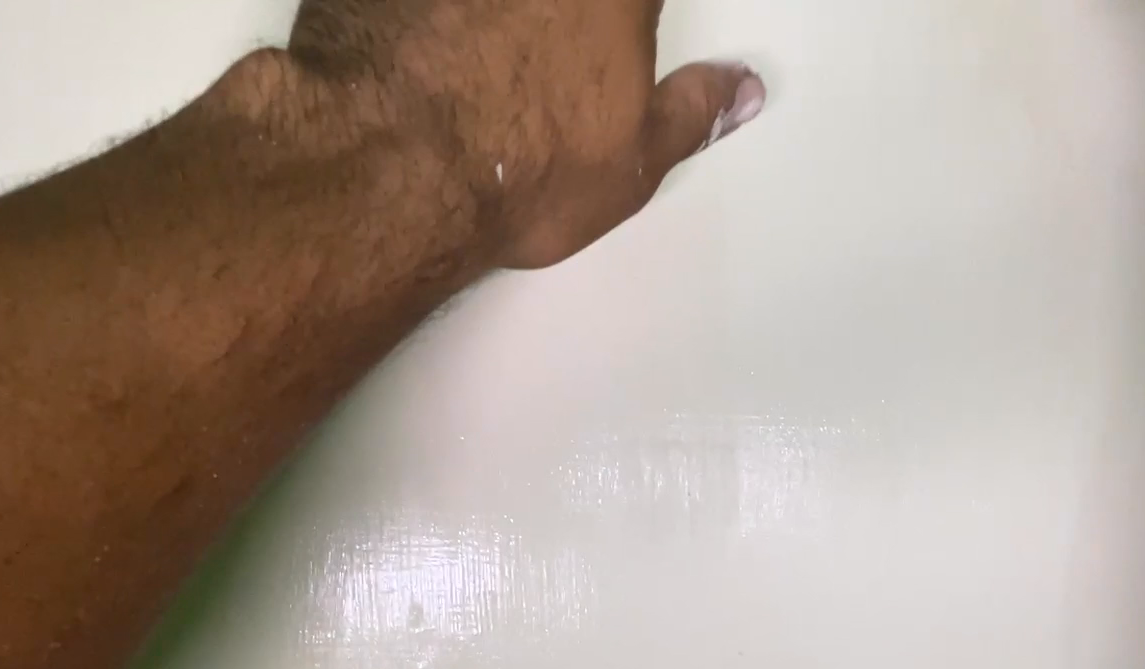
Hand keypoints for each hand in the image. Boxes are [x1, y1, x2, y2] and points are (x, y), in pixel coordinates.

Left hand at [215, 0, 765, 270]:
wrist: (405, 174)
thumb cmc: (523, 170)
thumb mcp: (633, 165)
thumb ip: (690, 115)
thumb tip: (739, 92)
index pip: (641, 1)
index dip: (637, 19)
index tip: (622, 41)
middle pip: (569, 1)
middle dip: (567, 25)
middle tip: (555, 73)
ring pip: (497, 3)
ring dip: (499, 26)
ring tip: (492, 69)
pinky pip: (416, 1)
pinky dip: (429, 20)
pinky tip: (435, 49)